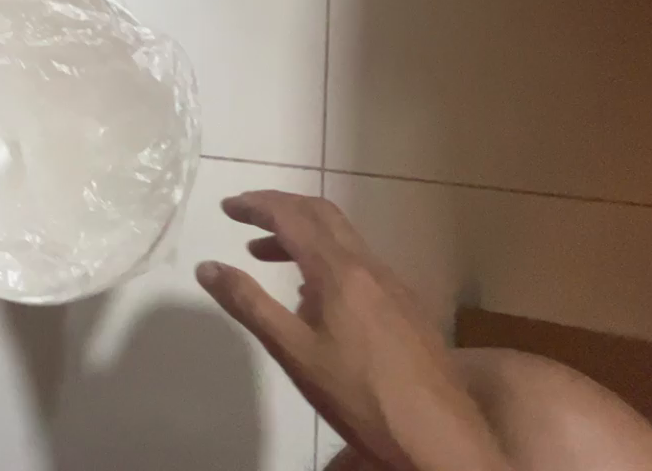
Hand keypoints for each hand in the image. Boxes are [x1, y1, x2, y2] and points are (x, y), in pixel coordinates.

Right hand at [196, 191, 509, 470]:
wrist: (445, 450)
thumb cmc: (360, 397)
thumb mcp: (292, 351)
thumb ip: (247, 303)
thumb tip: (206, 266)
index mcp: (339, 271)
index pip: (291, 216)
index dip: (256, 206)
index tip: (227, 207)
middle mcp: (370, 268)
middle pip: (321, 213)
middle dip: (280, 207)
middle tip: (245, 215)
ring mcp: (396, 288)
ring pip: (342, 239)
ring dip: (301, 233)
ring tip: (266, 256)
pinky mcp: (409, 310)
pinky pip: (360, 263)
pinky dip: (326, 257)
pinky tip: (314, 294)